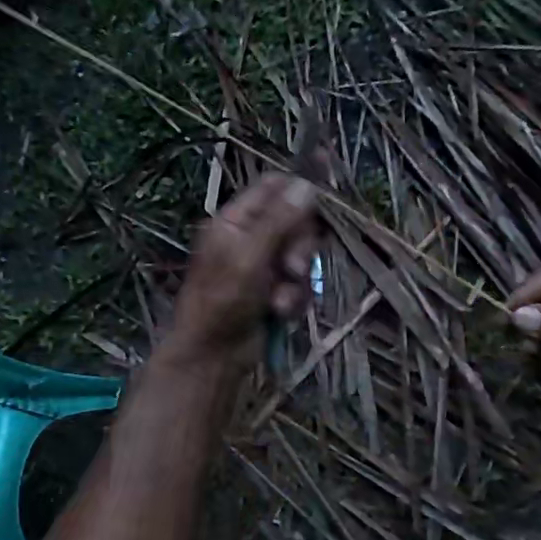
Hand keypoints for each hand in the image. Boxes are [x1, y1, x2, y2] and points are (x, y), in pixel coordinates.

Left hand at [167, 174, 319, 360]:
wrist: (213, 356)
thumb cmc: (222, 302)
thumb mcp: (250, 256)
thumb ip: (280, 220)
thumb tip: (306, 184)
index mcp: (234, 221)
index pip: (272, 187)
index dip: (298, 185)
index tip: (327, 187)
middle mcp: (250, 238)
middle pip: (294, 223)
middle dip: (300, 247)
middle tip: (292, 268)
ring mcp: (263, 267)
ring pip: (301, 257)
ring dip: (296, 281)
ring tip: (279, 302)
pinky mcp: (274, 292)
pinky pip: (298, 284)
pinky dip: (293, 299)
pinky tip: (279, 314)